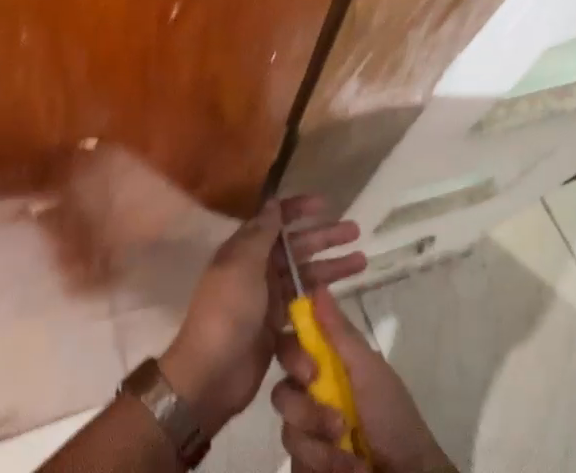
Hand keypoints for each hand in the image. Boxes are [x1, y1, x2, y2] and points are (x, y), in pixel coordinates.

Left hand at [158, 195, 364, 436]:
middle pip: (295, 248)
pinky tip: (342, 296)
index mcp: (244, 251)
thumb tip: (272, 202)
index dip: (297, 210)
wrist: (213, 373)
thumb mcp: (242, 266)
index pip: (273, 221)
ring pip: (304, 276)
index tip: (325, 204)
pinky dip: (322, 300)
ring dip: (331, 267)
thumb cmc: (228, 312)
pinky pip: (304, 306)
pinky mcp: (278, 326)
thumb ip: (260, 234)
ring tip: (362, 261)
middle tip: (355, 231)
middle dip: (324, 238)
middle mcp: (256, 270)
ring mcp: (268, 299)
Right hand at [273, 290, 451, 472]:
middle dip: (306, 408)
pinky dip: (321, 462)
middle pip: (280, 387)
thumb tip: (317, 286)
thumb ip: (340, 333)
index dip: (292, 355)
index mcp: (328, 365)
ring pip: (286, 425)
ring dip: (320, 440)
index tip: (312, 371)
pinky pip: (293, 454)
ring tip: (349, 452)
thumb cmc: (393, 418)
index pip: (291, 345)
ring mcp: (307, 429)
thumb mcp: (370, 371)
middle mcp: (312, 393)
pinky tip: (344, 466)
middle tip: (338, 422)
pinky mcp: (304, 458)